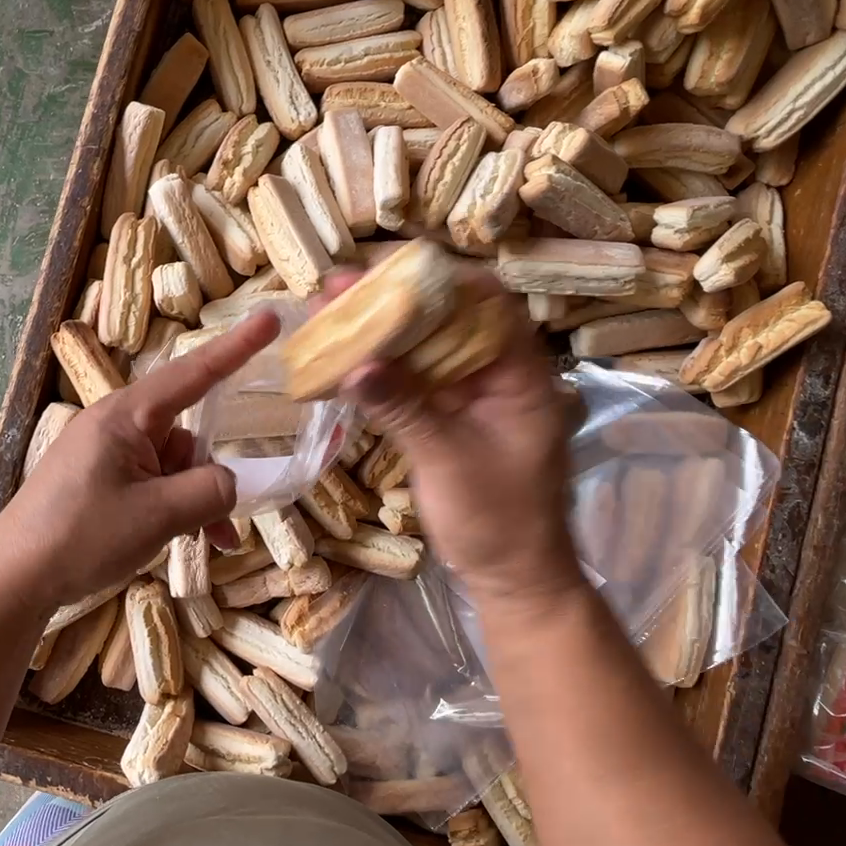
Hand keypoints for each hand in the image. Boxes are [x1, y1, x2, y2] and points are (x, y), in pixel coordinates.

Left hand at [0, 312, 280, 610]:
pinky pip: (150, 483)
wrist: (14, 579)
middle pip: (185, 434)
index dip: (236, 347)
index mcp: (126, 416)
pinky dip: (172, 508)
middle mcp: (115, 425)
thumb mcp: (159, 516)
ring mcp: (104, 454)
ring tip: (207, 543)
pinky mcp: (97, 481)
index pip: (192, 373)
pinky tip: (183, 541)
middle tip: (223, 525)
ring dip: (194, 501)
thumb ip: (209, 491)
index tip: (270, 318)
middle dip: (209, 475)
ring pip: (171, 466)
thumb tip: (229, 482)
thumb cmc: (83, 537)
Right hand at [328, 270, 587, 609]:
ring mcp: (469, 398)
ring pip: (422, 351)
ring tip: (326, 314)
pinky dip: (379, 371)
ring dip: (379, 335)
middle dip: (392, 304)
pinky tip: (339, 361)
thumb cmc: (497, 518)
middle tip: (338, 288)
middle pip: (445, 322)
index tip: (388, 270)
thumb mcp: (448, 459)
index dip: (440, 281)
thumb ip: (404, 408)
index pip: (487, 305)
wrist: (510, 575)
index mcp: (520, 375)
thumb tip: (354, 365)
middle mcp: (495, 376)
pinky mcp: (446, 420)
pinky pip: (410, 384)